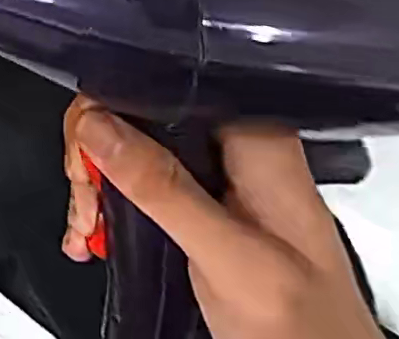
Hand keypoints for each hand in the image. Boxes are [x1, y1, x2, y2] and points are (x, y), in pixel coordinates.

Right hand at [61, 96, 382, 338]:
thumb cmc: (311, 335)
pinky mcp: (189, 196)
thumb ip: (164, 190)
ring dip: (90, 181)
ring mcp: (206, 171)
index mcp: (253, 141)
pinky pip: (123, 174)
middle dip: (90, 152)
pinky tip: (94, 230)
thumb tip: (94, 124)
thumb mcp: (236, 264)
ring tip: (90, 225)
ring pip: (117, 142)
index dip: (106, 105)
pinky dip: (98, 200)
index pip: (157, 84)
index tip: (86, 152)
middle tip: (87, 196)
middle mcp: (227, 145)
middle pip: (128, 111)